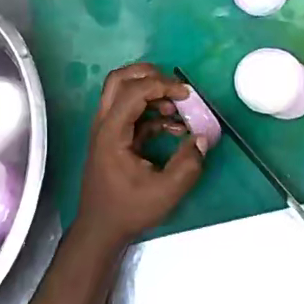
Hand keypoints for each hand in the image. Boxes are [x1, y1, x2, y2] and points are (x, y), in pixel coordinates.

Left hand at [72, 63, 205, 247]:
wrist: (101, 227)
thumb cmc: (128, 209)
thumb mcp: (165, 192)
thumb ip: (187, 164)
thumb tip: (203, 138)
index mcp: (111, 132)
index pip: (132, 92)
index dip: (161, 86)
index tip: (187, 95)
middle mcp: (104, 123)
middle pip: (119, 80)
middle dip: (149, 76)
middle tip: (176, 88)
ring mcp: (107, 129)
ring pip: (123, 93)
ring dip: (151, 93)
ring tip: (178, 110)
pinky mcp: (115, 137)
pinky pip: (131, 112)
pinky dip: (152, 112)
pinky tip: (174, 128)